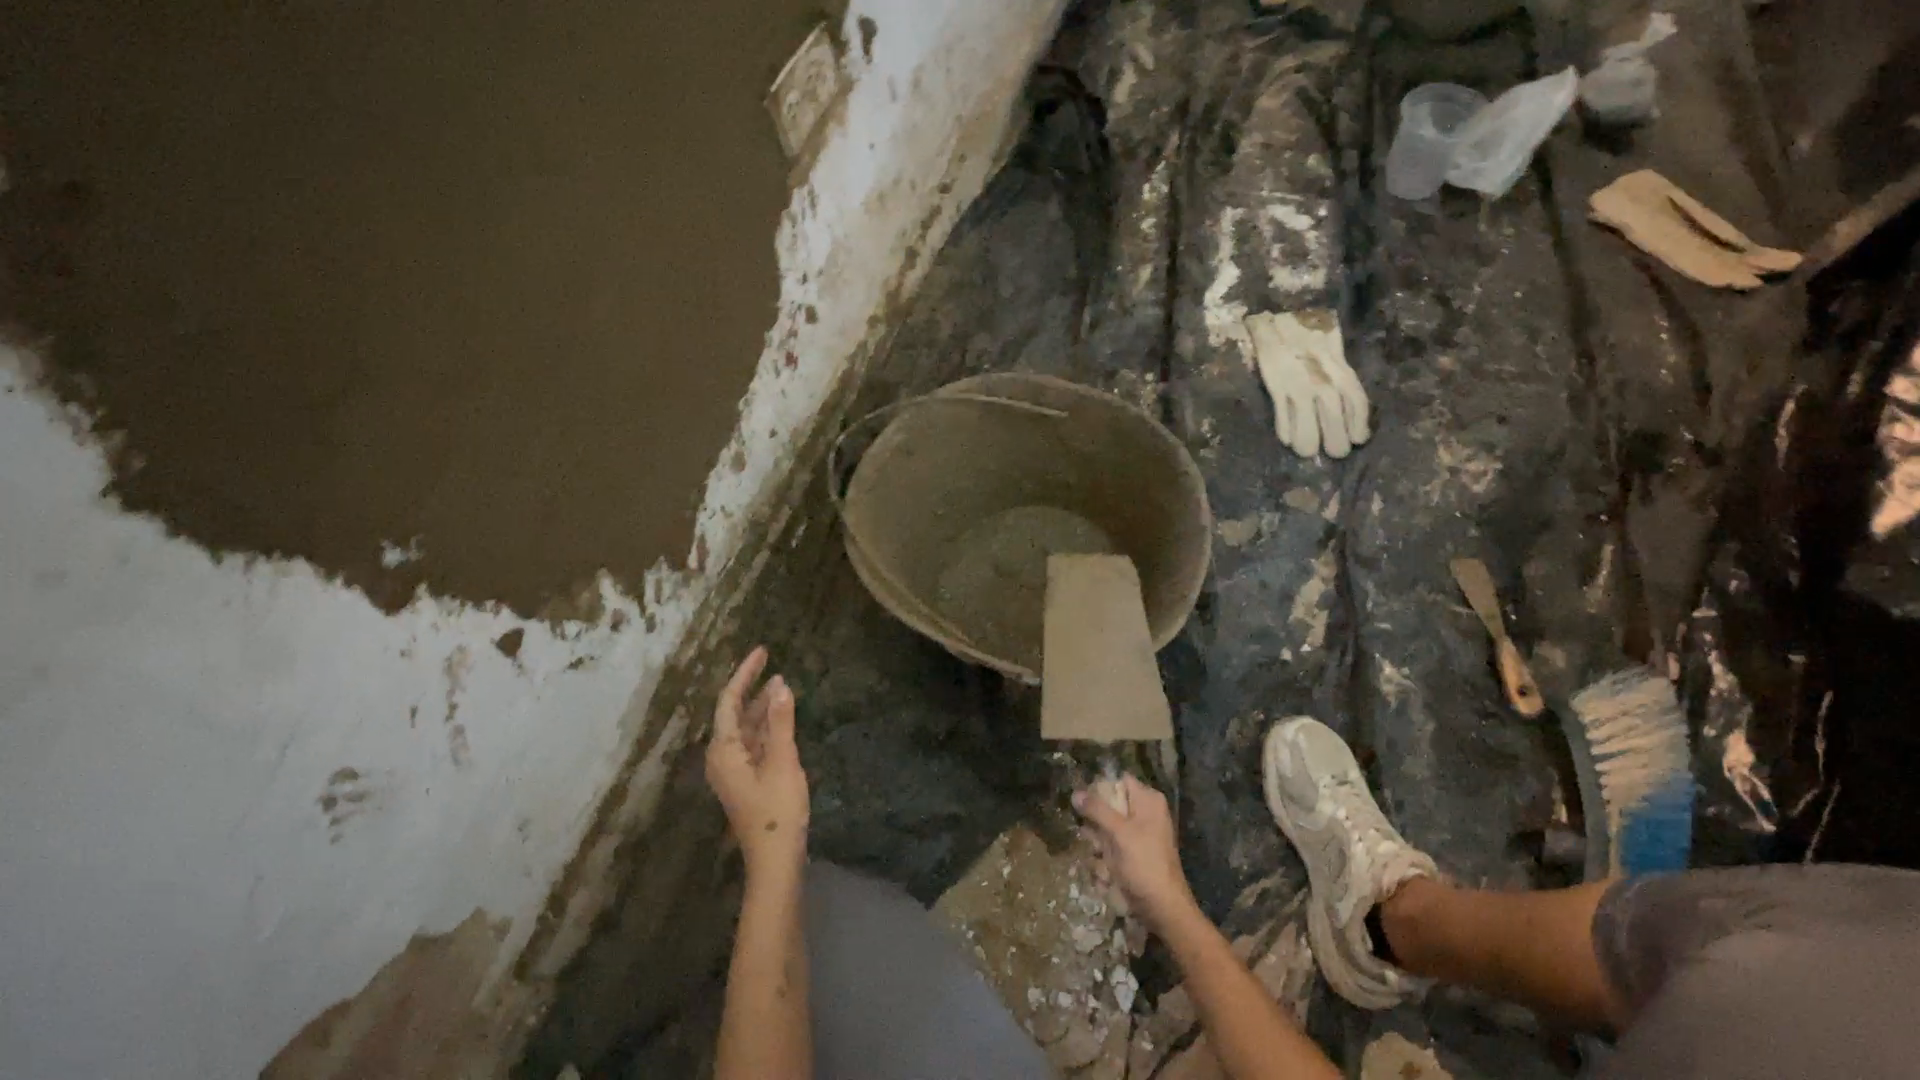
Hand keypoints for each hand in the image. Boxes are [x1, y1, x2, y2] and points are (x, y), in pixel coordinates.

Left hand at [706, 647, 809, 875]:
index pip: (729, 701)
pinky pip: (754, 743)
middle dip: (753, 688)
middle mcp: (722, 756)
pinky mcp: (747, 780)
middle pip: (735, 713)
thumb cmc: (776, 810)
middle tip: (774, 663)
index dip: (744, 674)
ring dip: (763, 707)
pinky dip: (767, 727)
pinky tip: (783, 717)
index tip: (762, 651)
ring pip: (746, 728)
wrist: (775, 859)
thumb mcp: (783, 762)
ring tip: (783, 684)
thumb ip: (781, 723)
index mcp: (724, 750)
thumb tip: (781, 686)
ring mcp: (734, 770)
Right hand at [1073, 775, 1198, 934]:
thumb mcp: (1120, 833)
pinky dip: (1104, 857)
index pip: (1119, 781)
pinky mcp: (1131, 853)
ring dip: (1098, 843)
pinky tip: (1106, 871)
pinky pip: (1109, 846)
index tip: (1082, 802)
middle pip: (1109, 805)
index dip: (1099, 789)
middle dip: (1096, 823)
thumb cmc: (1144, 864)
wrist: (1162, 907)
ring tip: (1102, 858)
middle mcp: (1144, 813)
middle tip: (1093, 838)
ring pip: (1105, 828)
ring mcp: (1137, 834)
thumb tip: (1076, 792)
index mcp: (1148, 801)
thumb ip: (1097, 810)